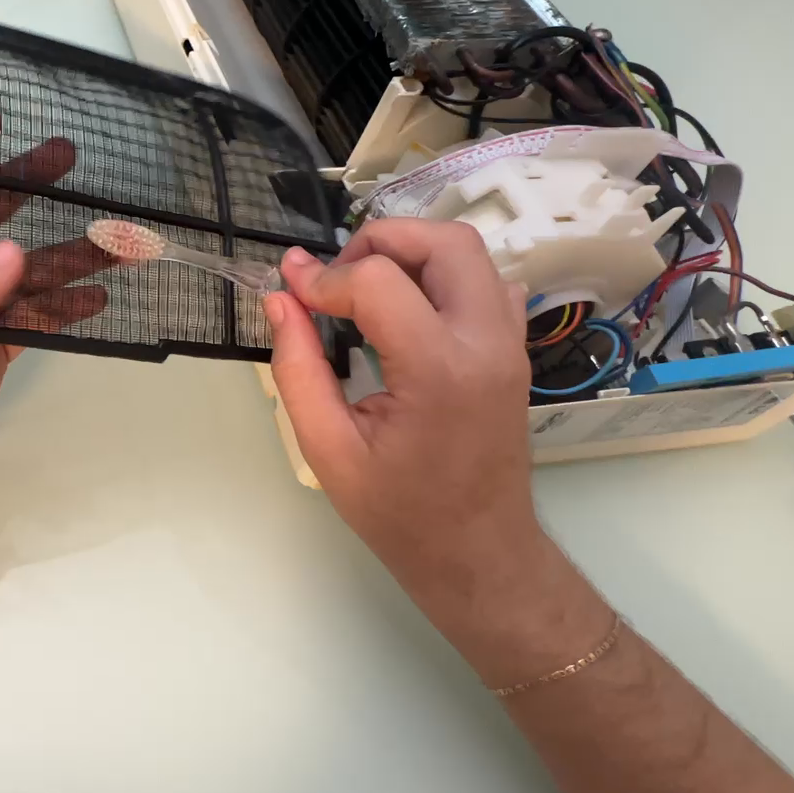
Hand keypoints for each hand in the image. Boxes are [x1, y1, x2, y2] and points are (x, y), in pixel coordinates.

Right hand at [262, 219, 538, 585]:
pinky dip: (439, 276)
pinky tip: (405, 311)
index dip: (321, 279)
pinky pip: (485, 282)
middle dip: (376, 242)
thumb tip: (279, 298)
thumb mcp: (326, 446)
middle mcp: (486, 341)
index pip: (377, 281)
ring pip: (468, 252)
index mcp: (438, 369)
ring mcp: (509, 342)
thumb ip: (297, 366)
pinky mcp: (513, 349)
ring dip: (408, 253)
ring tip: (361, 291)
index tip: (290, 294)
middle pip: (441, 241)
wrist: (477, 551)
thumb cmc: (397, 509)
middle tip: (333, 280)